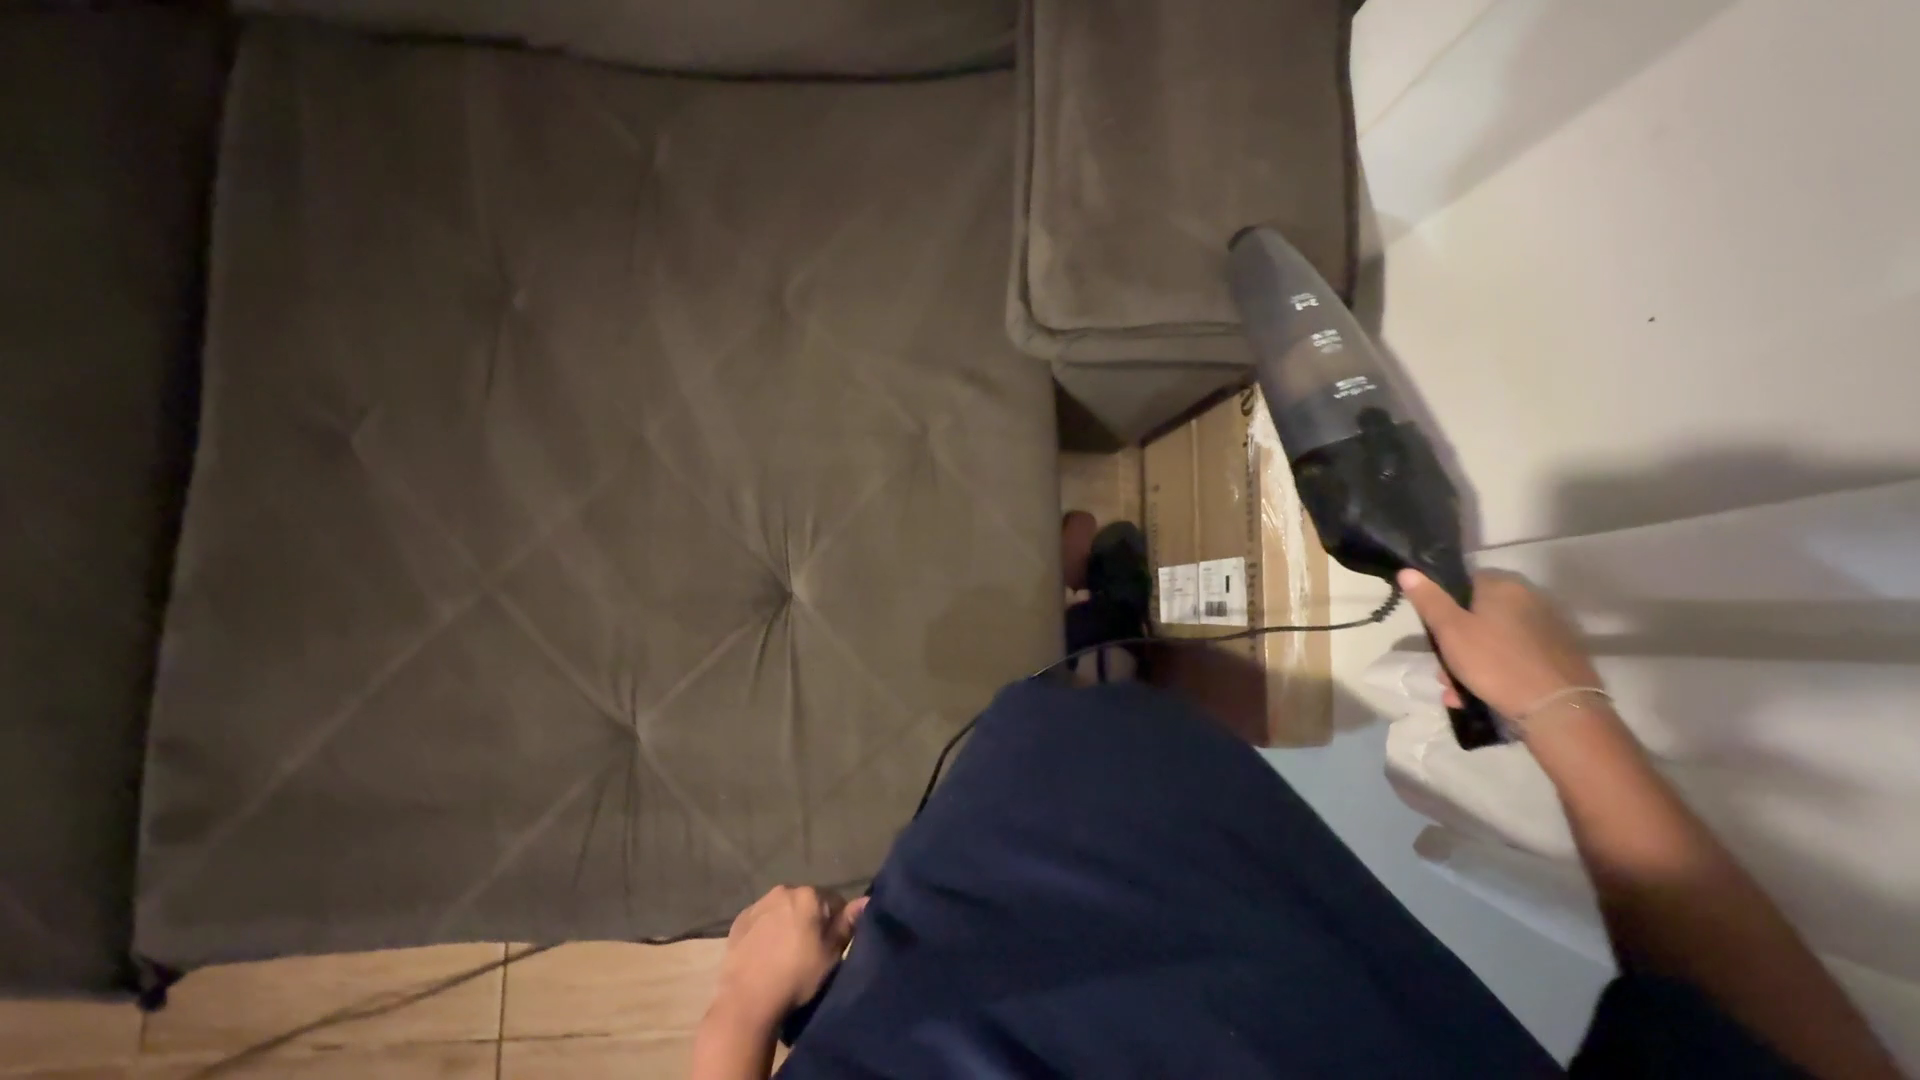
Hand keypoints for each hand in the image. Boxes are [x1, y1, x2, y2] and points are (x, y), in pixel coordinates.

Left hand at [714, 886, 866, 1025]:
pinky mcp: (739, 920)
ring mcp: (758, 904)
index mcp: (809, 895)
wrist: (747, 999)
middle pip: (806, 903)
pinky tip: (765, 954)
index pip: (834, 902)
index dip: (836, 924)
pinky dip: (766, 930)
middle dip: (810, 921)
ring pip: (782, 909)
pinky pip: (762, 920)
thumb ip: (848, 925)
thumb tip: (865, 901)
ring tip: (785, 954)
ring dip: (787, 923)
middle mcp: (783, 891)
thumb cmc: (796, 976)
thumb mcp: (831, 955)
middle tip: (809, 951)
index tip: (832, 947)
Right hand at [1397, 569, 1601, 722]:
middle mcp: (1531, 599)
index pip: (1465, 583)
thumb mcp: (1450, 631)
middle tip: (1444, 672)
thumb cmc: (1495, 663)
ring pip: (1496, 640)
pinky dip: (1499, 671)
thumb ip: (1429, 600)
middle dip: (1456, 644)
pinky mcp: (1560, 654)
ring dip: (1473, 663)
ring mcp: (1549, 628)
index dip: (1445, 606)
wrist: (1558, 709)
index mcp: (1504, 587)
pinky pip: (1517, 656)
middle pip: (1480, 616)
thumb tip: (1408, 571)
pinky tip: (1485, 694)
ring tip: (1459, 693)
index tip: (1435, 634)